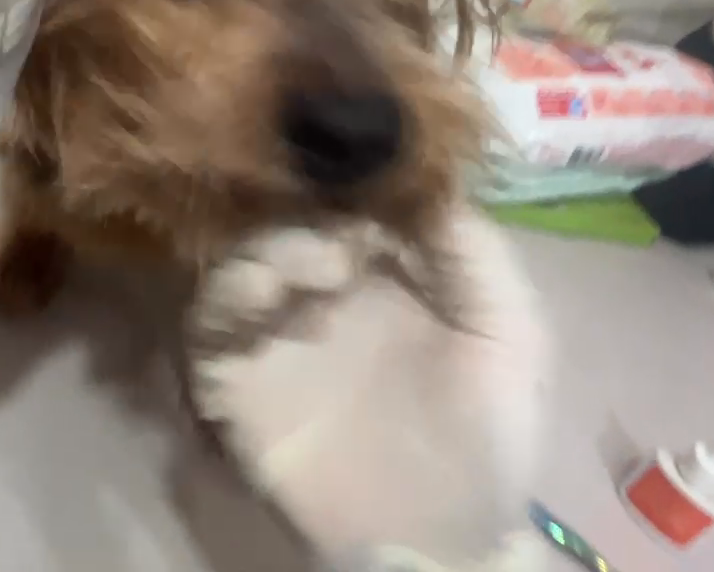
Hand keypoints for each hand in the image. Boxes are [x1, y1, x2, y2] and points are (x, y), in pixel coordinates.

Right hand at [186, 213, 551, 571]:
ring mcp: (265, 329)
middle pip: (277, 223)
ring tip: (316, 273)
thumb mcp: (508, 340)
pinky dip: (225, 299)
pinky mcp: (228, 373)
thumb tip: (427, 178)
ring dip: (267, 252)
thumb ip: (477, 258)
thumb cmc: (480, 437)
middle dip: (304, 221)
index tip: (363, 184)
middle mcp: (310, 288)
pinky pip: (205, 322)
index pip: (337, 202)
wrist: (435, 542)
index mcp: (371, 270)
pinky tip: (267, 309)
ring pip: (235, 260)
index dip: (346, 186)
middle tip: (340, 246)